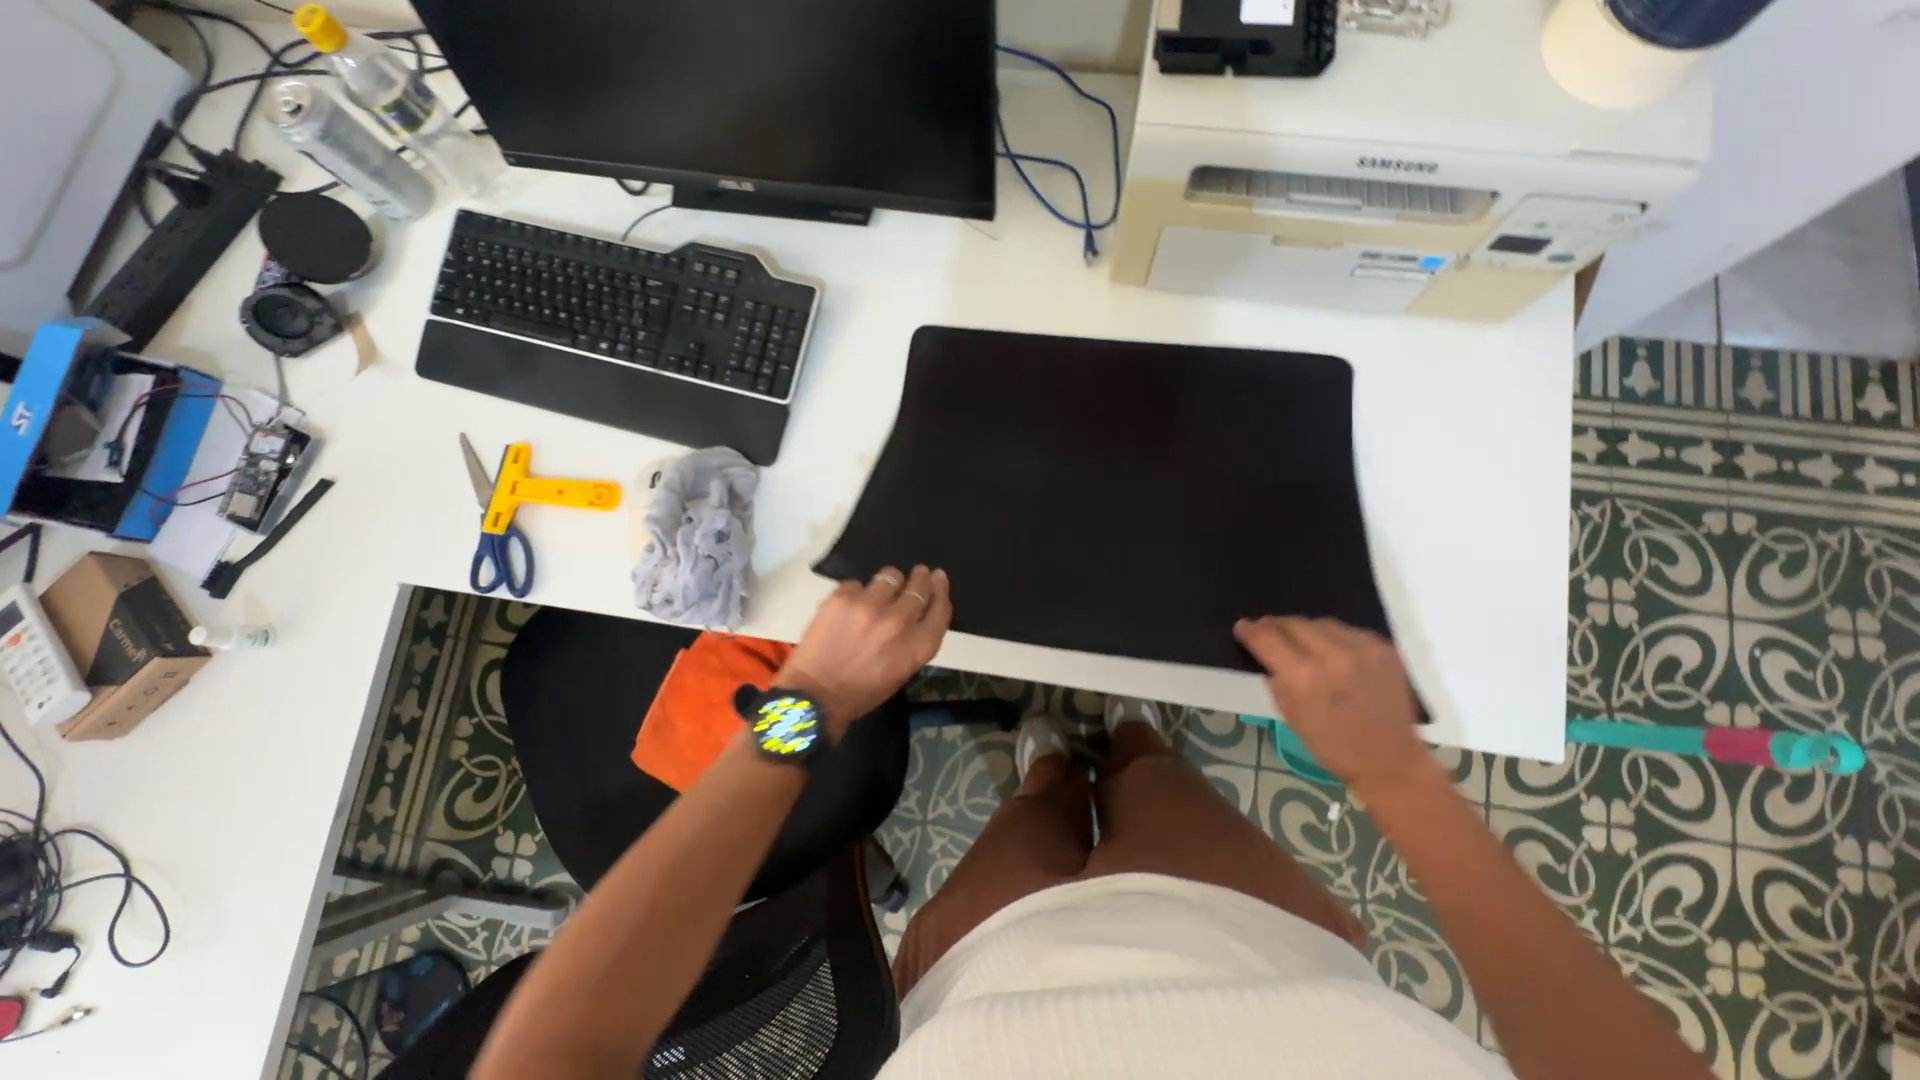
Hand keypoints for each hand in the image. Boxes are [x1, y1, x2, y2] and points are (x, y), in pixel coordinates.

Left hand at [777, 565, 952, 739]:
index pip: (940, 608)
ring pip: (890, 576)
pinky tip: (850, 606)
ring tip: (883, 587)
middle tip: (919, 572)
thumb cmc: (861, 692)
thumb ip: (915, 642)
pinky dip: (857, 593)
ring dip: (890, 581)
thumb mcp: (902, 672)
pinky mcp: (843, 597)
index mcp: (919, 646)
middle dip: (920, 578)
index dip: (941, 590)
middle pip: (919, 587)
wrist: (815, 695)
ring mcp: (870, 606)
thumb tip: (918, 615)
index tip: (938, 578)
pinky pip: (857, 584)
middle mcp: (900, 621)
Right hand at [1233, 616, 1429, 794]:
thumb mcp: (1290, 715)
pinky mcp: (1383, 648)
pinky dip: (1334, 637)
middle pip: (1293, 623)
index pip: (1267, 638)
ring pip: (1321, 623)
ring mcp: (1362, 649)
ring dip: (1305, 629)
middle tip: (1268, 630)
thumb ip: (1275, 679)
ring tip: (1300, 639)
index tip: (1243, 626)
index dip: (1250, 630)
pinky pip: (1348, 631)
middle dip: (1276, 626)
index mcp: (1303, 677)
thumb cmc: (1331, 744)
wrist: (1387, 758)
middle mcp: (1332, 656)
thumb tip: (1266, 654)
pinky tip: (1332, 650)